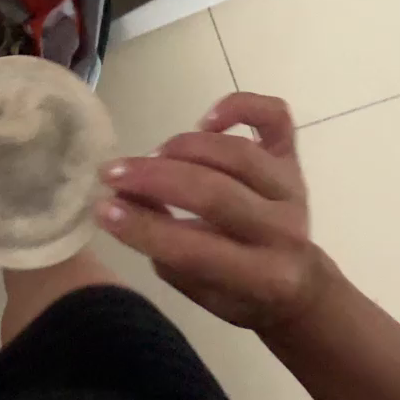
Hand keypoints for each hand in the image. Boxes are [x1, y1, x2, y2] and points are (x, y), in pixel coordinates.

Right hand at [95, 92, 328, 335]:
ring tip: (153, 156)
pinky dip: (239, 107)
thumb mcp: (196, 287)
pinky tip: (206, 120)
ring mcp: (291, 187)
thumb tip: (121, 200)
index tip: (101, 208)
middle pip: (215, 193)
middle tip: (112, 174)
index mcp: (264, 277)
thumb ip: (162, 247)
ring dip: (182, 148)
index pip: (196, 249)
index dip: (142, 227)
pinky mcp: (292, 157)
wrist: (298, 285)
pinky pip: (274, 116)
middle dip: (154, 179)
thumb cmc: (237, 292)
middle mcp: (284, 230)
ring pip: (235, 152)